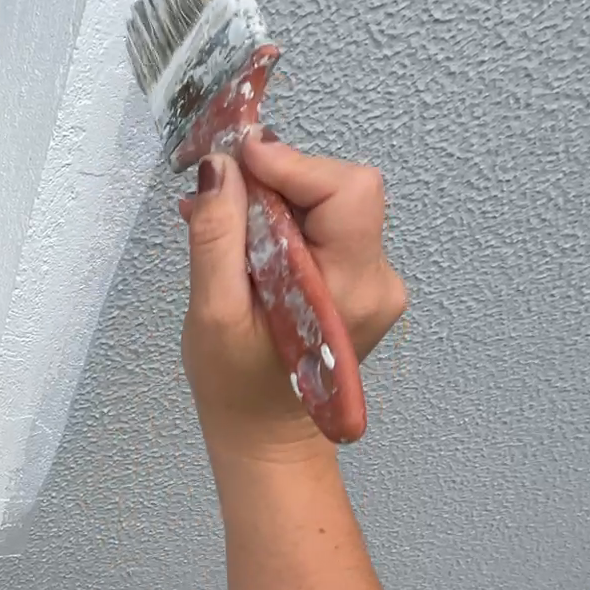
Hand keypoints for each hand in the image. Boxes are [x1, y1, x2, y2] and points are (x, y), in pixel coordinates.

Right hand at [178, 133, 405, 463]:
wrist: (263, 433)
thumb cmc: (234, 385)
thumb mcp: (213, 313)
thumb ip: (217, 240)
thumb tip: (219, 168)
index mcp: (348, 291)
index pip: (346, 191)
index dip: (292, 165)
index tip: (238, 156)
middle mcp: (377, 281)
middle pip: (339, 193)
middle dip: (277, 182)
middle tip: (217, 193)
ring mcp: (373, 282)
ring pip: (329, 209)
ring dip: (273, 203)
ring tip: (218, 221)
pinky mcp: (358, 283)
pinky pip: (325, 232)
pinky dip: (281, 225)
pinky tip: (241, 242)